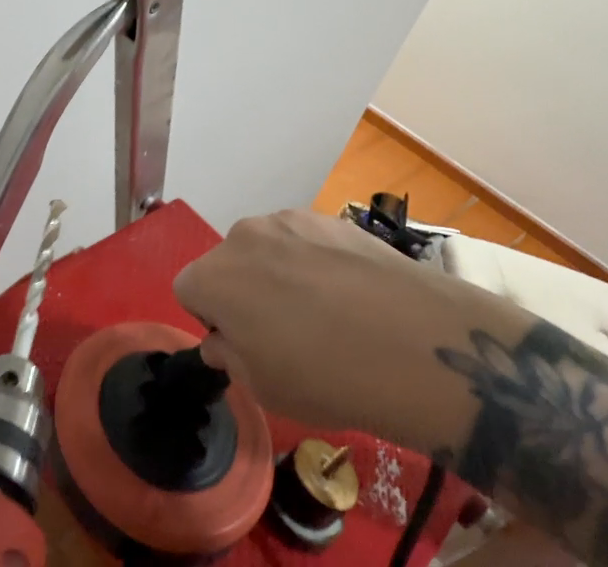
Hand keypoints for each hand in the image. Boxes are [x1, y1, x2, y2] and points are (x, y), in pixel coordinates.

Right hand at [173, 208, 534, 455]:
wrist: (418, 344)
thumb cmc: (326, 377)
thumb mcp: (263, 389)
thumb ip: (230, 357)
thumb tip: (224, 339)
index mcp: (212, 277)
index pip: (188, 291)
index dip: (212, 321)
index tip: (246, 346)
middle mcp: (242, 236)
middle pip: (228, 264)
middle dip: (244, 292)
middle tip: (286, 332)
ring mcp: (290, 220)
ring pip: (269, 249)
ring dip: (280, 273)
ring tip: (327, 312)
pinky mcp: (333, 218)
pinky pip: (308, 241)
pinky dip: (318, 262)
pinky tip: (354, 295)